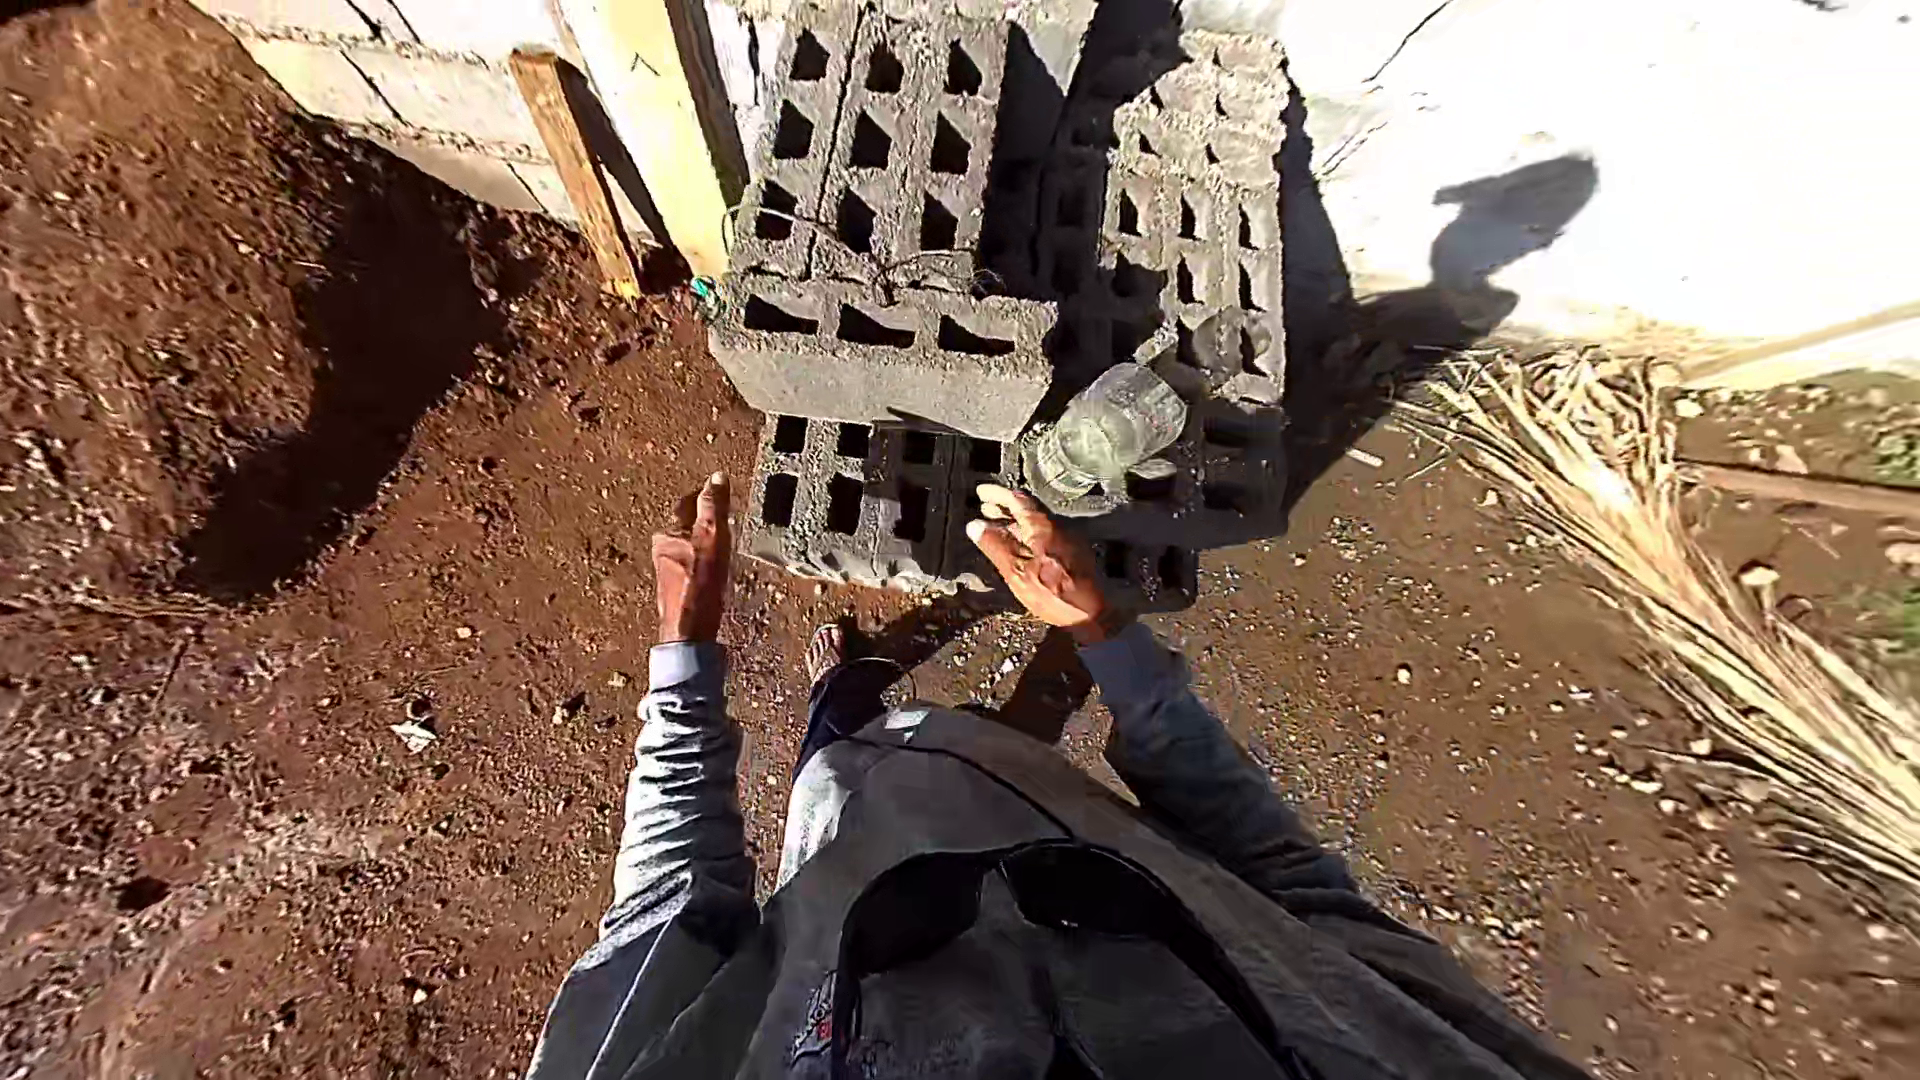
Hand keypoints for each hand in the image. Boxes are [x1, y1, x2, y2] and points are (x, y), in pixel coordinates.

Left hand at [652, 472, 730, 643]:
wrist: (689, 629)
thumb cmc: (701, 583)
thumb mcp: (713, 537)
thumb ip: (714, 507)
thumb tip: (717, 477)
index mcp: (668, 533)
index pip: (688, 503)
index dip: (705, 495)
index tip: (721, 490)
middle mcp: (662, 549)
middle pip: (686, 524)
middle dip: (704, 518)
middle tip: (725, 514)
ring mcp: (667, 570)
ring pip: (688, 545)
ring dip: (704, 540)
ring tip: (724, 540)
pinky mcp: (676, 587)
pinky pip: (691, 563)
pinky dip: (703, 558)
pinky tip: (715, 567)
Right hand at [965, 484, 1119, 644]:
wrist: (1091, 614)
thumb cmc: (1054, 594)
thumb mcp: (1016, 571)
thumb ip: (995, 545)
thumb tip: (975, 525)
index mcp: (1041, 527)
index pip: (1017, 500)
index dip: (997, 494)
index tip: (982, 491)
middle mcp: (1056, 528)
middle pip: (1027, 510)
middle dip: (1004, 507)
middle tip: (985, 507)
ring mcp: (1066, 540)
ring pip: (1035, 523)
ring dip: (1014, 522)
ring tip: (996, 526)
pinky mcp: (1072, 554)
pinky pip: (1044, 535)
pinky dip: (1026, 535)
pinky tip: (1019, 546)